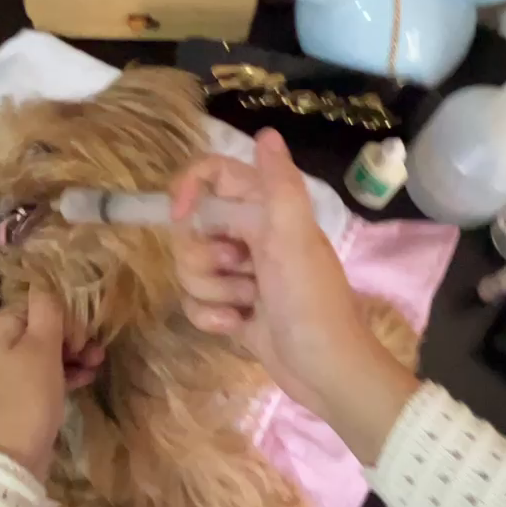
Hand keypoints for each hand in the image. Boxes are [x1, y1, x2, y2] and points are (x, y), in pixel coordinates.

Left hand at [0, 289, 101, 481]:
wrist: (9, 457)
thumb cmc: (27, 395)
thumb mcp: (41, 347)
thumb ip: (48, 311)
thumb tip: (48, 285)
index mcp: (5, 326)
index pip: (41, 303)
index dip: (65, 314)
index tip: (81, 334)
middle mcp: (5, 343)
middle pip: (47, 326)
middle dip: (75, 335)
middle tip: (93, 352)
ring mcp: (14, 371)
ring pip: (51, 351)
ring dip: (76, 354)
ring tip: (97, 365)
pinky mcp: (25, 395)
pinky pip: (50, 374)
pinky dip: (68, 373)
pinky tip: (86, 379)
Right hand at [169, 129, 417, 462]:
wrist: (327, 373)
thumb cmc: (311, 303)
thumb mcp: (294, 240)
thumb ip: (279, 186)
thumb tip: (266, 133)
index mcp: (267, 212)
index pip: (214, 176)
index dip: (188, 188)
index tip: (179, 216)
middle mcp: (251, 237)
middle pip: (192, 229)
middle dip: (203, 257)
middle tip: (240, 271)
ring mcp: (241, 275)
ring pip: (190, 268)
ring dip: (211, 291)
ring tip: (246, 305)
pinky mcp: (233, 308)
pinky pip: (196, 303)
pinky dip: (212, 317)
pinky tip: (239, 326)